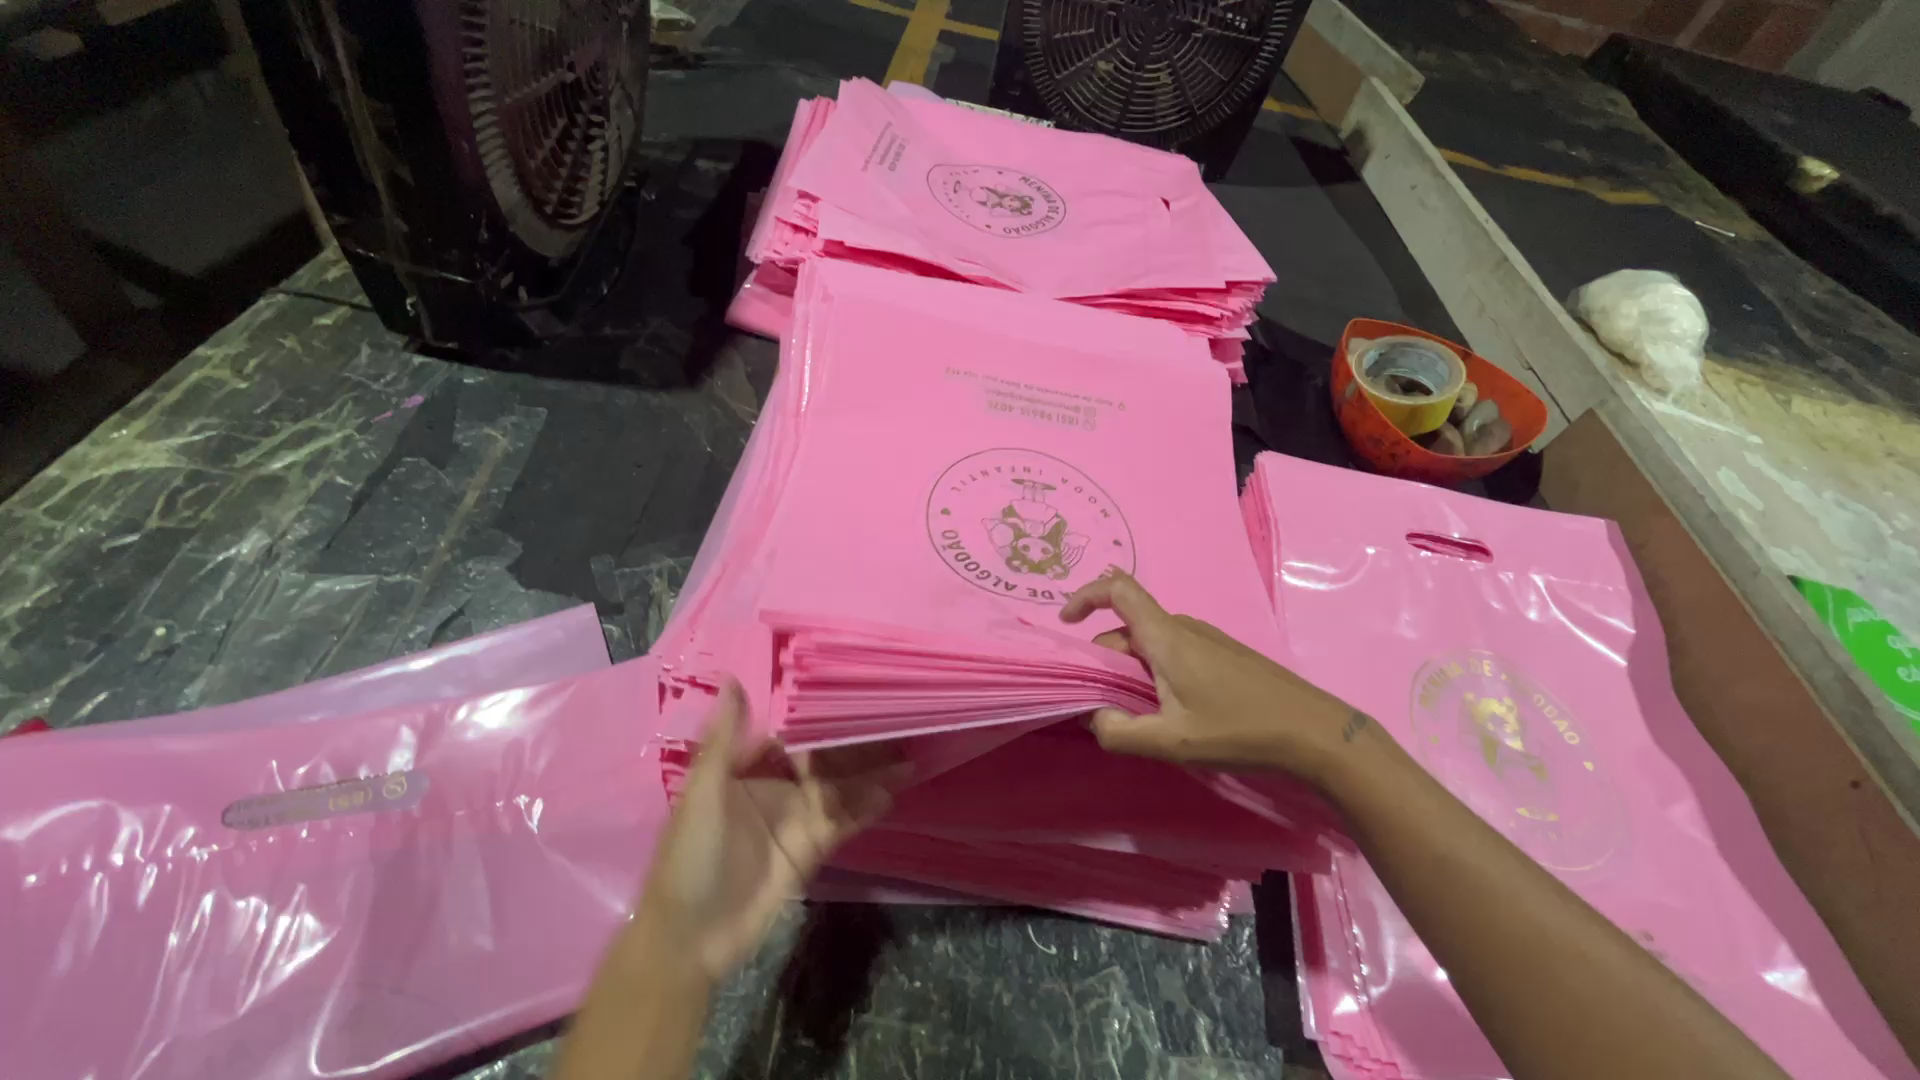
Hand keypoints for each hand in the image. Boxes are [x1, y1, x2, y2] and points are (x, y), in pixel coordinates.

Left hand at [634, 681, 904, 981]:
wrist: (691, 938)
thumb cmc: (689, 857)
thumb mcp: (703, 794)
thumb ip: (723, 740)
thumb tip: (732, 679)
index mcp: (744, 768)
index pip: (789, 732)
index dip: (817, 712)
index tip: (850, 687)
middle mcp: (774, 787)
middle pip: (821, 759)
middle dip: (854, 743)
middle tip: (896, 719)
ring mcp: (795, 819)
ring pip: (839, 788)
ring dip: (870, 774)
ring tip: (909, 755)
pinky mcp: (810, 849)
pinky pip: (843, 822)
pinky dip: (866, 808)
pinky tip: (892, 792)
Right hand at [1060, 570, 1368, 783]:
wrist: (1314, 732)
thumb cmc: (1239, 731)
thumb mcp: (1171, 742)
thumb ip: (1120, 732)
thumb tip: (1094, 718)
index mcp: (1166, 637)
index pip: (1117, 589)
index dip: (1085, 596)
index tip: (1066, 623)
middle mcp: (1183, 627)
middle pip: (1128, 628)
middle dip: (1105, 661)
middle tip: (1102, 706)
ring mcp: (1207, 638)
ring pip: (1151, 643)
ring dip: (1131, 670)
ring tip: (1137, 714)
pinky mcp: (1223, 654)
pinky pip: (1174, 651)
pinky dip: (1156, 672)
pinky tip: (1171, 710)